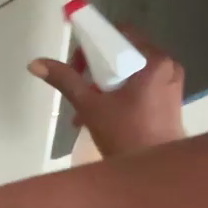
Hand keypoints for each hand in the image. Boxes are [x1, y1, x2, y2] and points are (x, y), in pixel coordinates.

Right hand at [28, 27, 185, 157]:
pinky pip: (142, 87)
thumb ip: (65, 80)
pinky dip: (122, 95)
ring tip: (88, 109)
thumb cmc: (125, 136)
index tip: (80, 66)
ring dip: (108, 86)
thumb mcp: (90, 106)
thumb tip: (36, 63)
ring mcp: (172, 84)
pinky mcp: (170, 100)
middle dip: (99, 70)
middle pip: (126, 55)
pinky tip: (104, 116)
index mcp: (154, 61)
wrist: (154, 172)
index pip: (121, 34)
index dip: (96, 45)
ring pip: (132, 73)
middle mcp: (168, 66)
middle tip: (82, 89)